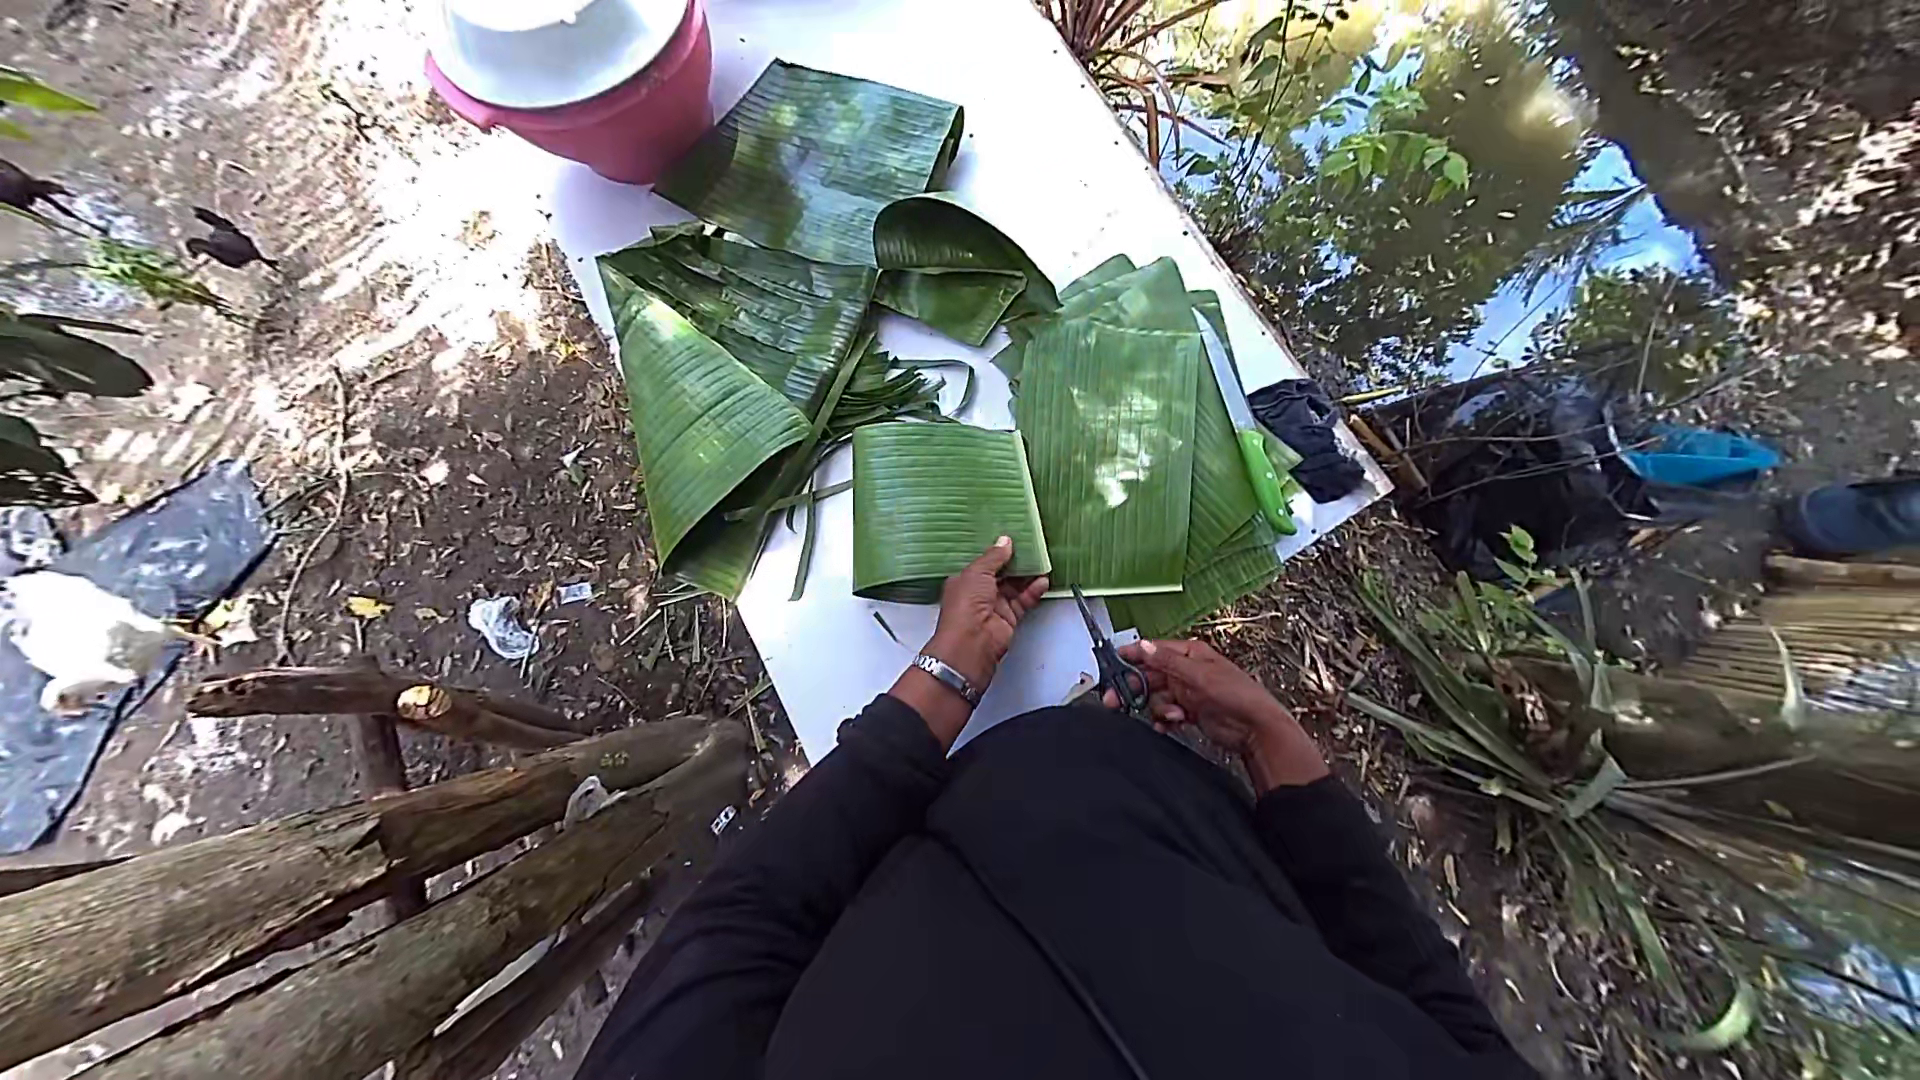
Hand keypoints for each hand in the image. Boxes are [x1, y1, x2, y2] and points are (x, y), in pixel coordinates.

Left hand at [925, 536, 1049, 688]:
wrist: (972, 643)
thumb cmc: (965, 607)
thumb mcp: (977, 572)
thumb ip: (993, 557)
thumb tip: (1004, 541)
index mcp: (965, 580)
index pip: (983, 563)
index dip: (997, 552)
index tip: (1012, 540)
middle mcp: (979, 593)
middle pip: (1002, 574)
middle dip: (1016, 562)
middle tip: (1031, 548)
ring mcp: (995, 606)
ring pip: (1015, 586)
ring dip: (1028, 575)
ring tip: (1041, 561)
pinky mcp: (1009, 618)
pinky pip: (1024, 600)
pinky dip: (1033, 591)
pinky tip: (1042, 581)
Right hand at [1104, 639, 1328, 790]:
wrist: (1257, 730)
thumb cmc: (1238, 696)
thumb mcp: (1199, 675)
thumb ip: (1167, 662)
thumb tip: (1143, 647)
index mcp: (1189, 654)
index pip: (1152, 651)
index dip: (1131, 657)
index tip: (1112, 664)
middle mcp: (1186, 671)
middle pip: (1149, 676)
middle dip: (1135, 688)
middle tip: (1115, 700)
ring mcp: (1187, 692)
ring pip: (1156, 697)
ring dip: (1157, 708)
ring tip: (1170, 716)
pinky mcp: (1189, 711)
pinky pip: (1165, 712)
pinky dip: (1164, 719)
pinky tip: (1170, 724)